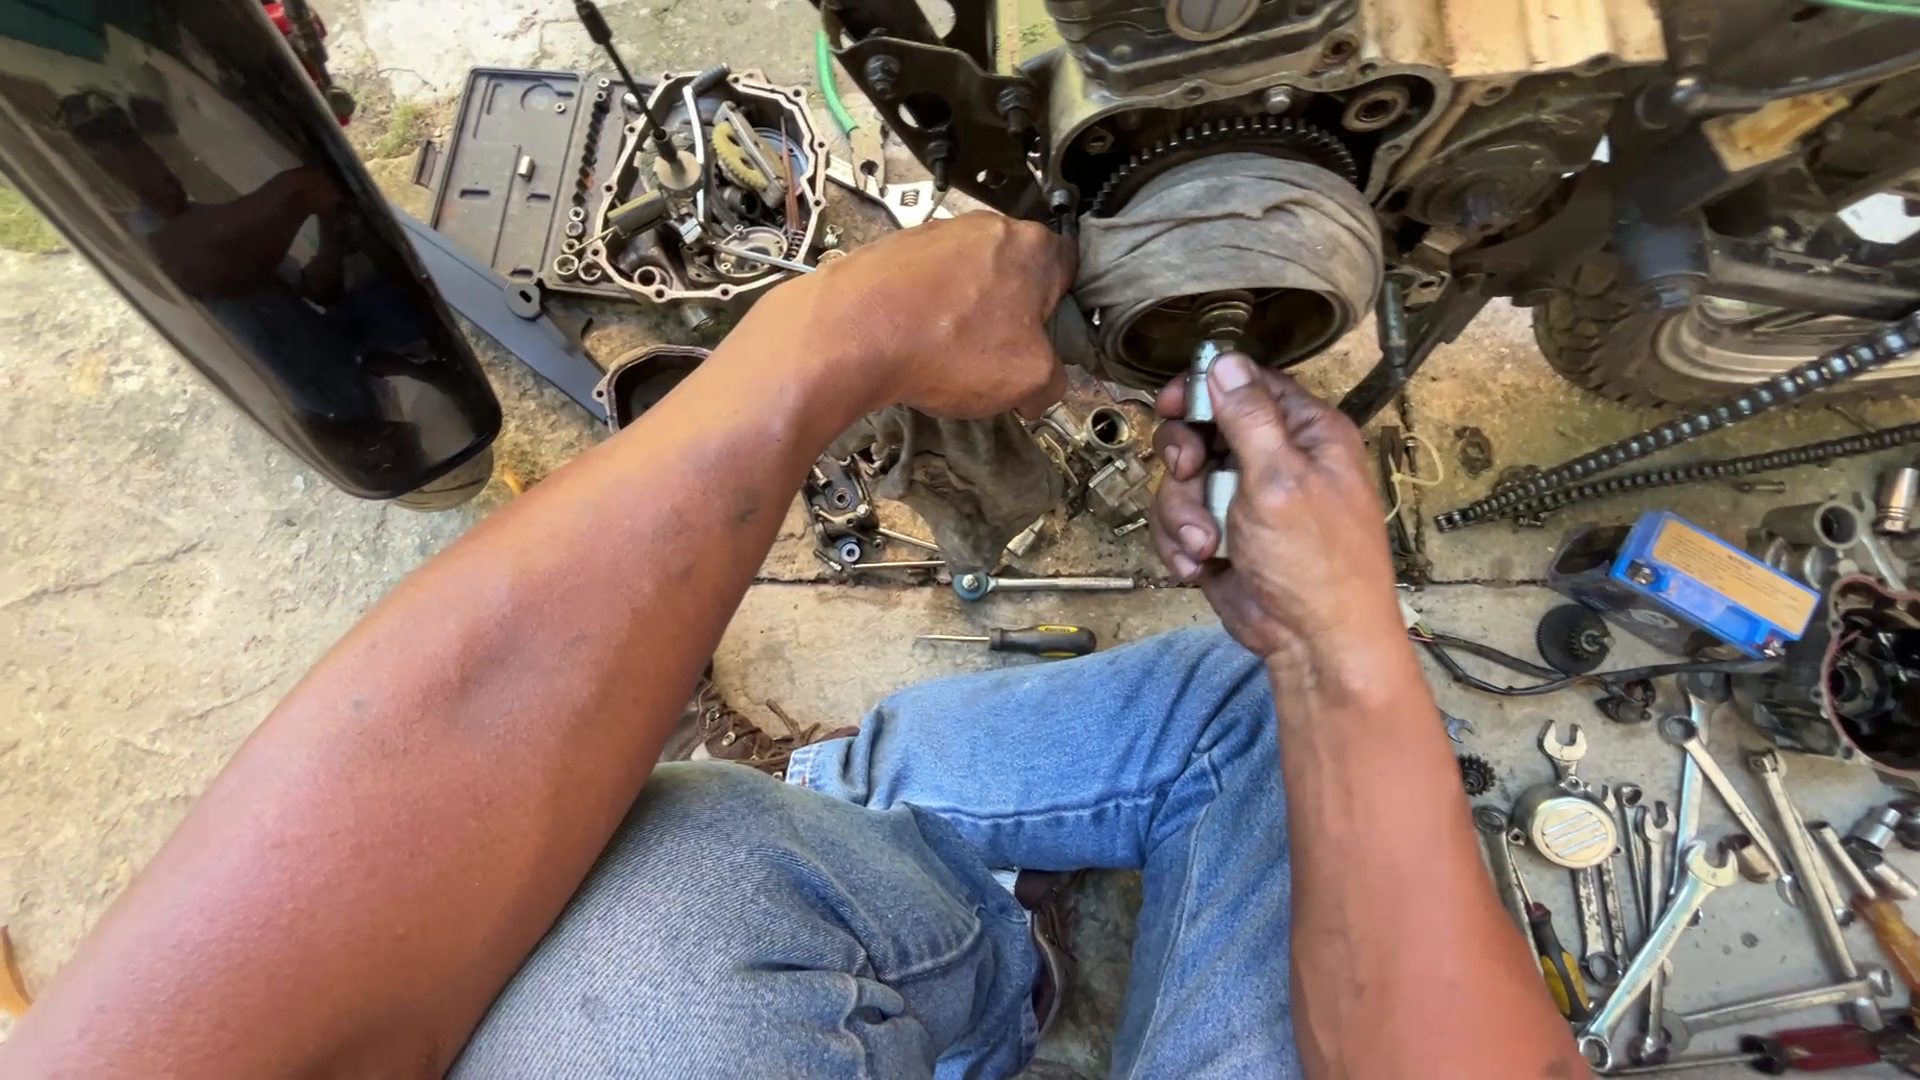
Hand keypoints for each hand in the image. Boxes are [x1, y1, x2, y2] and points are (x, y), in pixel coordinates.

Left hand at [742, 212, 1075, 418]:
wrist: (853, 336)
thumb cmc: (943, 345)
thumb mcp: (1028, 381)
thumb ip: (1053, 383)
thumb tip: (1045, 389)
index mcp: (1033, 247)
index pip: (1071, 271)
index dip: (1063, 313)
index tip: (1051, 342)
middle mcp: (985, 228)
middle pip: (1016, 276)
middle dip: (1011, 318)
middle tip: (1000, 359)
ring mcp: (936, 236)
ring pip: (970, 282)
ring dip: (968, 318)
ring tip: (952, 359)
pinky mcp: (895, 252)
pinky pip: (928, 288)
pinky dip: (929, 317)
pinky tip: (919, 348)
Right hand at [1151, 353, 1405, 674]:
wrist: (1310, 642)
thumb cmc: (1315, 562)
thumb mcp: (1279, 480)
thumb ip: (1248, 418)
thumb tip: (1225, 362)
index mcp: (1303, 434)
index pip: (1245, 386)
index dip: (1202, 389)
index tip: (1169, 403)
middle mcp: (1270, 460)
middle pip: (1200, 431)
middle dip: (1184, 460)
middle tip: (1187, 474)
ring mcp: (1240, 500)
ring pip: (1180, 482)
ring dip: (1181, 514)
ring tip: (1204, 543)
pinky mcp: (1217, 534)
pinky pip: (1176, 521)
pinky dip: (1180, 543)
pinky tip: (1201, 564)